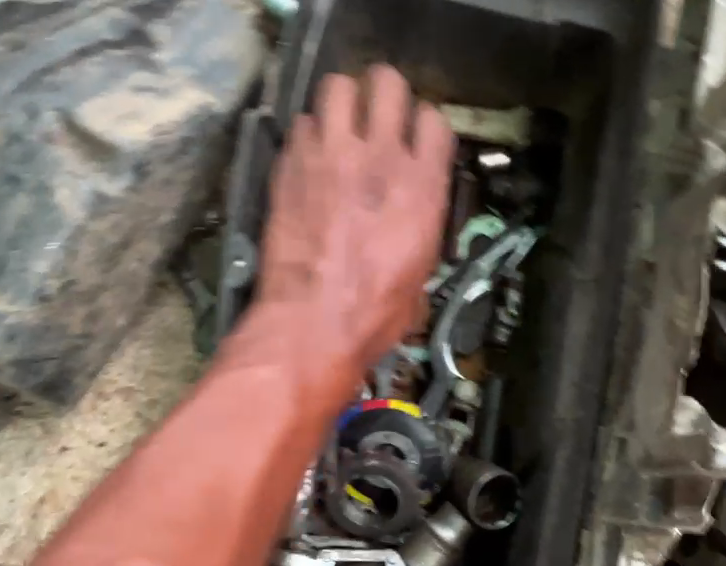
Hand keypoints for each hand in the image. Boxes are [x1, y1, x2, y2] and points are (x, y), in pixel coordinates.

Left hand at [259, 65, 455, 383]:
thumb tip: (414, 226)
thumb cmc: (371, 314)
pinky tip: (310, 158)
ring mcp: (331, 155)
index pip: (434, 120)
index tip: (415, 141)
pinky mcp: (291, 163)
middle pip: (387, 82)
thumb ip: (420, 230)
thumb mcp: (420, 278)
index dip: (423, 128)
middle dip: (383, 95)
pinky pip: (302, 124)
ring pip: (338, 86)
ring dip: (342, 102)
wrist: (313, 323)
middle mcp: (379, 158)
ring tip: (340, 125)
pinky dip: (308, 135)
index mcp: (422, 187)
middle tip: (375, 117)